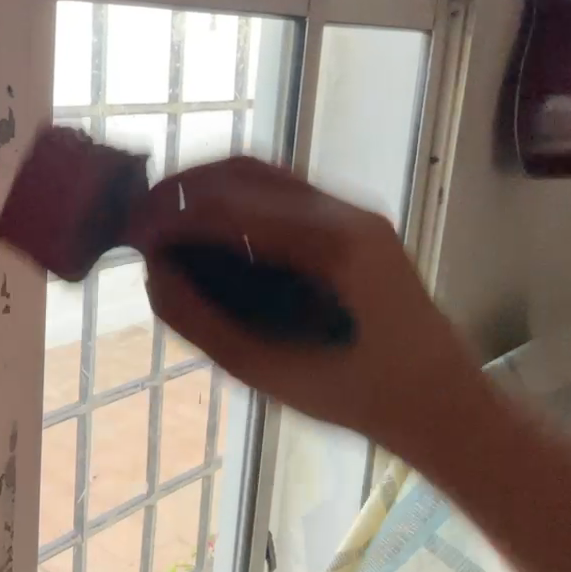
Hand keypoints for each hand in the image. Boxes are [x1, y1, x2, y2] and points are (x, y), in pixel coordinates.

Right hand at [126, 157, 497, 461]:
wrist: (441, 400)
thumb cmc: (357, 397)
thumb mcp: (266, 370)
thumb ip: (201, 321)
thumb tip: (153, 274)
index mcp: (334, 247)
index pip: (229, 206)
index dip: (169, 215)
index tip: (129, 235)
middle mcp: (344, 212)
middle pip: (242, 170)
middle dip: (179, 188)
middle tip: (137, 222)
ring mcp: (350, 211)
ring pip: (257, 172)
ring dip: (200, 189)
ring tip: (160, 221)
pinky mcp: (347, 221)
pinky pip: (273, 191)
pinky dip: (227, 201)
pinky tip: (202, 231)